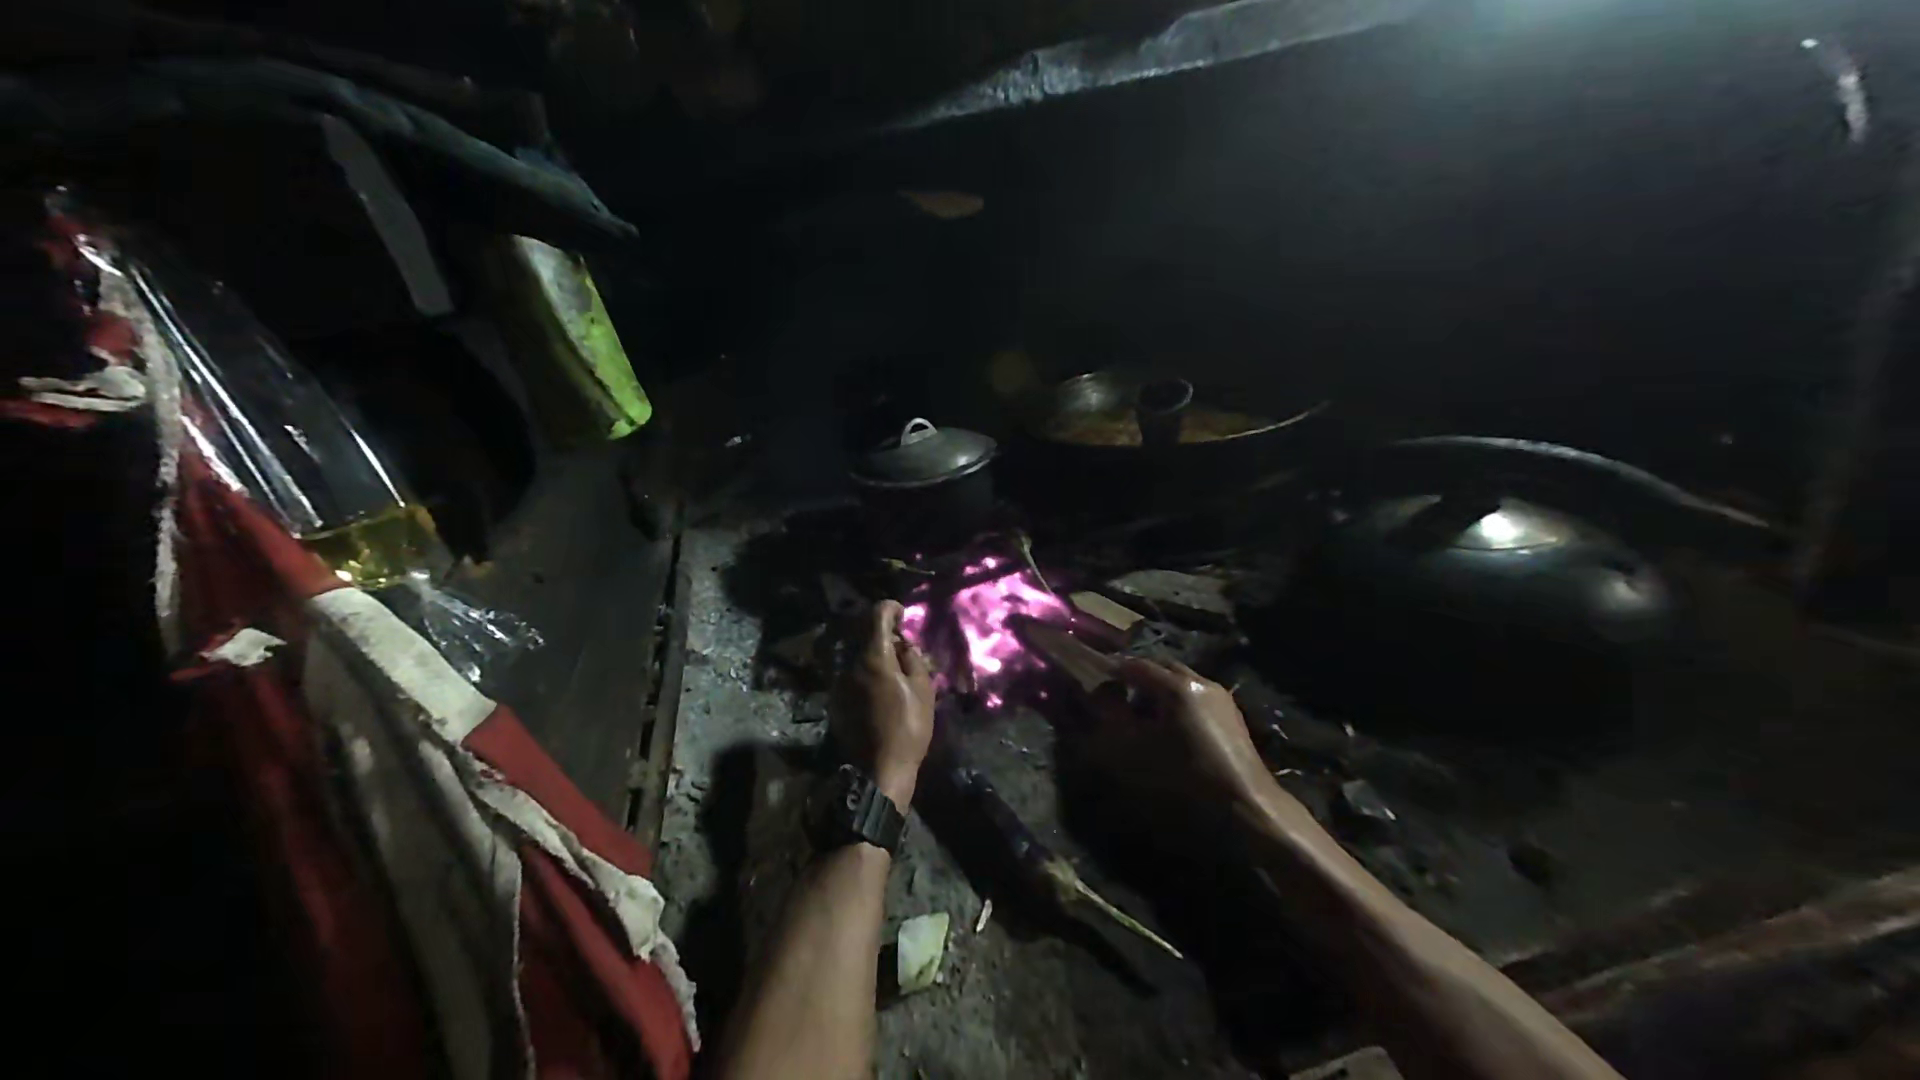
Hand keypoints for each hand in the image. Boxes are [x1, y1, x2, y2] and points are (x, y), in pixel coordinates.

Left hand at [833, 601, 935, 806]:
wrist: (880, 770)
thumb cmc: (909, 728)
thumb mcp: (924, 691)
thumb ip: (913, 659)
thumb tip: (903, 644)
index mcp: (874, 658)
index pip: (877, 615)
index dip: (891, 609)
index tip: (903, 616)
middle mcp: (851, 664)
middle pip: (865, 635)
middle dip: (884, 634)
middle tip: (903, 648)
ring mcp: (839, 683)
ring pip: (857, 656)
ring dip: (875, 655)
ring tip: (894, 673)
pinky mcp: (835, 700)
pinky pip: (851, 675)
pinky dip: (866, 673)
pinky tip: (880, 691)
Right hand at [1104, 658, 1270, 806]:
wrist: (1244, 800)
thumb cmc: (1186, 776)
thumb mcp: (1139, 751)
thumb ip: (1115, 722)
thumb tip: (1101, 704)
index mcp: (1176, 687)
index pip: (1137, 666)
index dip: (1114, 670)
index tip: (1098, 679)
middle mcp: (1199, 681)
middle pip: (1162, 666)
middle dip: (1139, 676)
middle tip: (1119, 693)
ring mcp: (1219, 694)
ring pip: (1181, 678)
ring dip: (1159, 687)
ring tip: (1145, 711)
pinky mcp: (1230, 711)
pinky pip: (1196, 693)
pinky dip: (1178, 698)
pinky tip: (1172, 724)